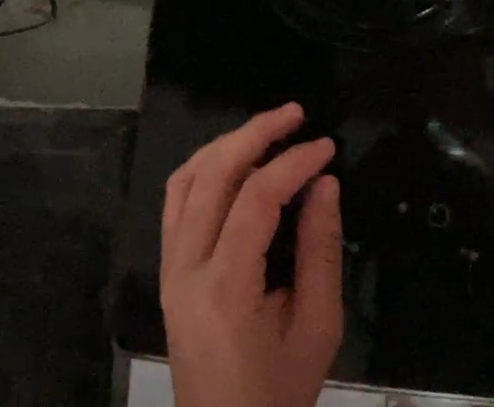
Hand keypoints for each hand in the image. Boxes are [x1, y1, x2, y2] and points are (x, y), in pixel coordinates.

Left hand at [161, 103, 343, 406]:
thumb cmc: (278, 391)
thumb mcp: (317, 328)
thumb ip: (320, 251)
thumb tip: (324, 182)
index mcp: (223, 287)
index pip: (256, 199)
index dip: (293, 163)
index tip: (327, 146)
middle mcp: (184, 268)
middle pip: (211, 175)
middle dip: (254, 134)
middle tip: (295, 113)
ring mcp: (168, 268)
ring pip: (185, 181)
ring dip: (226, 145)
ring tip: (266, 129)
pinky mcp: (166, 271)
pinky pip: (176, 202)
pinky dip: (204, 168)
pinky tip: (233, 160)